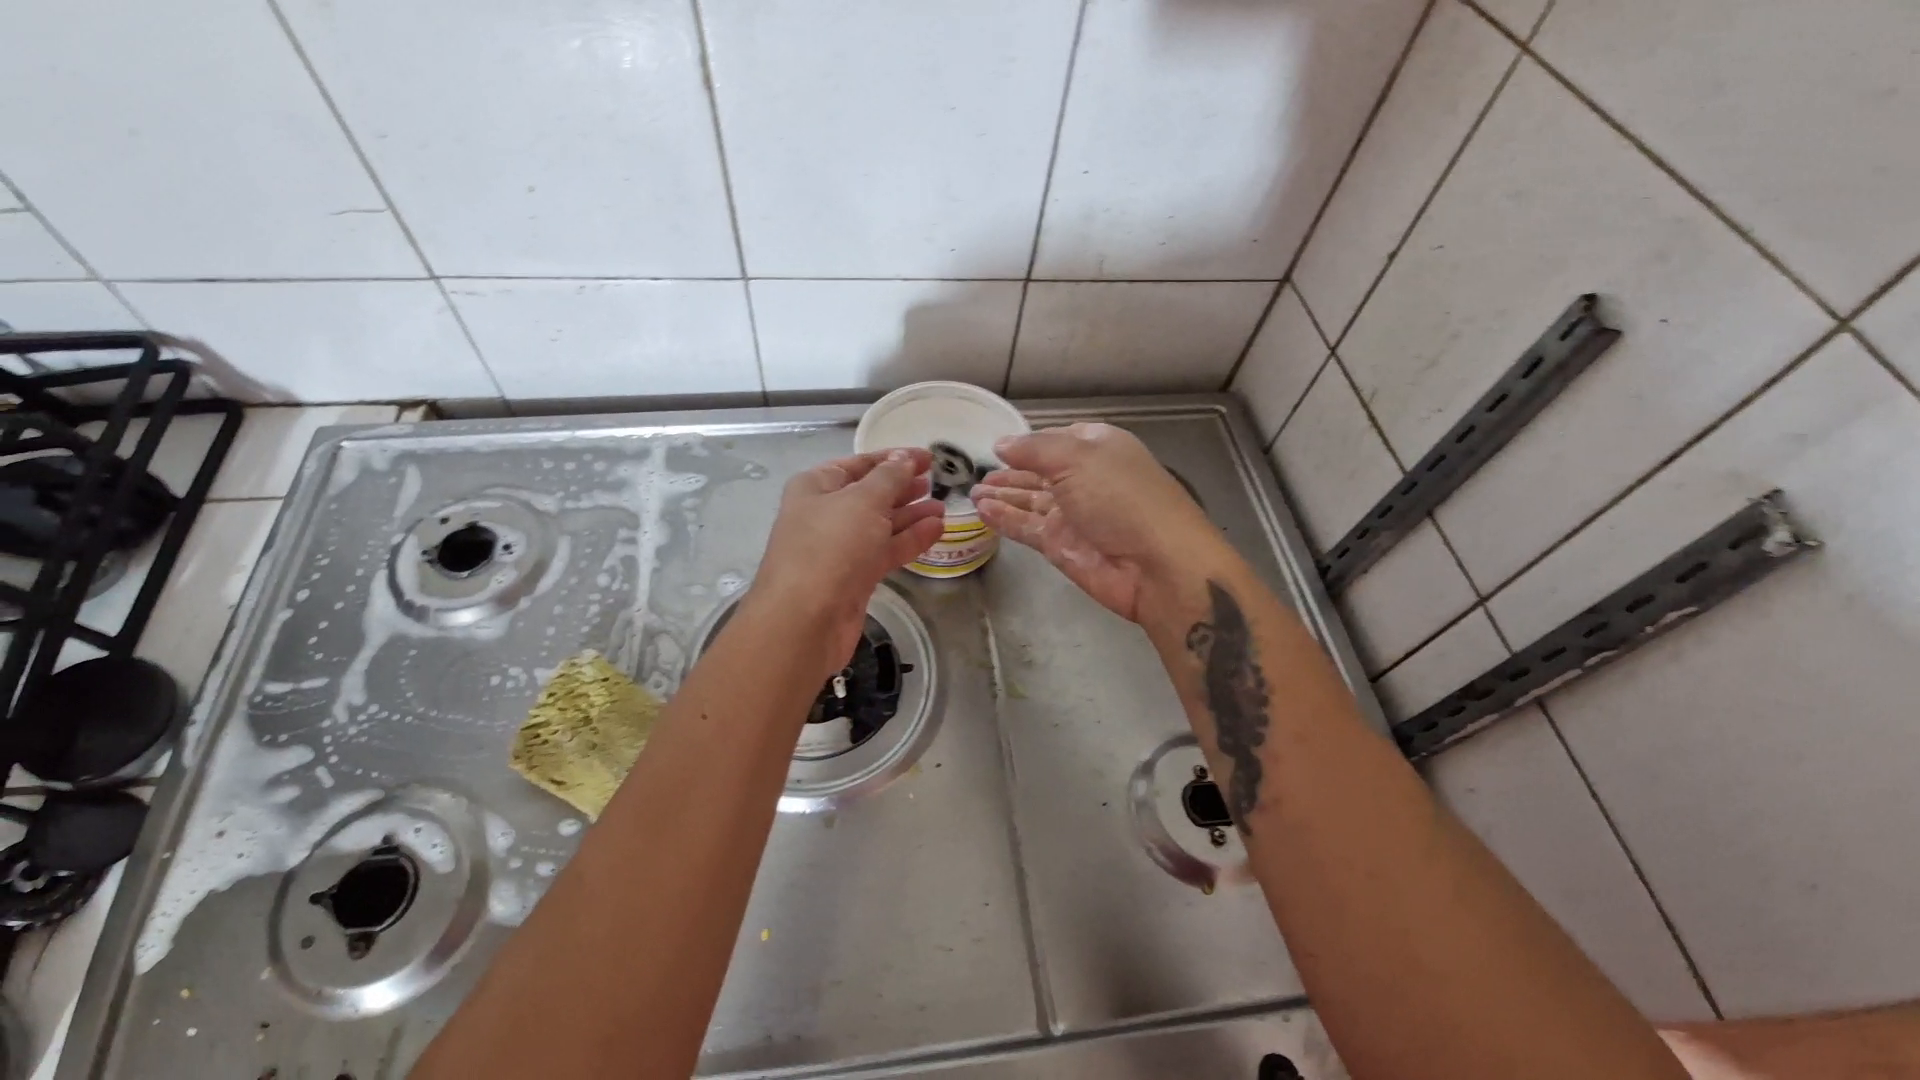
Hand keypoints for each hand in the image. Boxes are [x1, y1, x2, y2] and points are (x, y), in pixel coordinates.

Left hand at [747, 448, 946, 676]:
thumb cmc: (830, 547)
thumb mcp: (863, 501)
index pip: (859, 464)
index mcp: (816, 486)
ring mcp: (840, 548)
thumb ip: (889, 477)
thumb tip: (904, 458)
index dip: (894, 458)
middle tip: (936, 480)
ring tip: (943, 506)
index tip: (929, 457)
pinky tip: (936, 530)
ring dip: (911, 515)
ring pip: (880, 525)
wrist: (806, 620)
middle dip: (902, 487)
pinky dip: (909, 540)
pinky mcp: (855, 577)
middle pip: (870, 494)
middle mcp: (825, 514)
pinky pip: (886, 551)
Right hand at [971, 423, 1225, 621]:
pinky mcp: (1060, 545)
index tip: (998, 445)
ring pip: (1029, 500)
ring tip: (971, 491)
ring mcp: (1072, 514)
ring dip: (1002, 495)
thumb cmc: (1121, 497)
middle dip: (1011, 471)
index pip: (1057, 439)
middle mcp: (1085, 479)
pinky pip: (1025, 527)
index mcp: (1098, 448)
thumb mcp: (1077, 458)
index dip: (1029, 442)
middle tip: (974, 471)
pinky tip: (981, 511)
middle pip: (1040, 471)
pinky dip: (1004, 518)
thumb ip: (1034, 449)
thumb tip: (1001, 444)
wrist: (1155, 565)